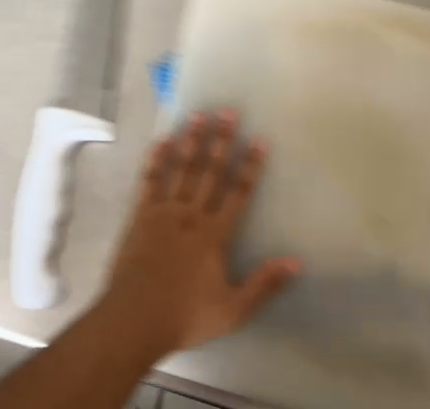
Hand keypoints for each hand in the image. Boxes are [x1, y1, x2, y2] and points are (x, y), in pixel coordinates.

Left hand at [93, 110, 299, 357]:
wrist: (133, 319)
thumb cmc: (184, 316)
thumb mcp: (233, 310)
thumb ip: (264, 284)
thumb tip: (297, 262)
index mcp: (214, 235)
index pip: (238, 192)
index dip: (250, 166)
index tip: (260, 139)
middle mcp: (191, 215)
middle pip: (210, 171)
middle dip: (221, 140)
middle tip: (228, 110)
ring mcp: (163, 212)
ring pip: (180, 169)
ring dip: (190, 140)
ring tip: (198, 114)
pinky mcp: (139, 216)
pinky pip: (149, 181)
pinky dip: (156, 159)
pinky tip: (161, 139)